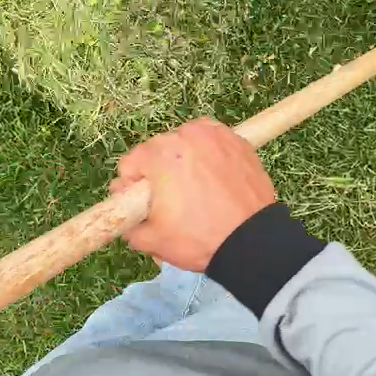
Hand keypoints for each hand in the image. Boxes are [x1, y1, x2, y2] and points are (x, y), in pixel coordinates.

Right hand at [111, 117, 276, 270]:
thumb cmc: (198, 238)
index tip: (148, 204)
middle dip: (159, 172)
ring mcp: (213, 134)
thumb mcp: (151, 239)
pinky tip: (213, 175)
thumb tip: (122, 200)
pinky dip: (207, 152)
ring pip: (183, 142)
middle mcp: (183, 135)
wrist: (252, 241)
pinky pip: (210, 140)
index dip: (134, 187)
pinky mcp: (236, 139)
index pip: (130, 164)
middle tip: (175, 200)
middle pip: (156, 151)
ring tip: (196, 187)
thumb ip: (126, 219)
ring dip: (183, 159)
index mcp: (158, 155)